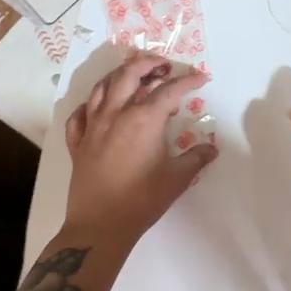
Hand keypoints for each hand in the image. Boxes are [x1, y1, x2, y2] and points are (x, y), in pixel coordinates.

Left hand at [62, 51, 216, 245]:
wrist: (100, 227)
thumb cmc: (142, 200)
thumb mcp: (177, 178)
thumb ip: (195, 158)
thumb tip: (212, 148)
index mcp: (144, 119)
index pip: (169, 90)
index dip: (188, 80)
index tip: (201, 78)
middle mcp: (117, 114)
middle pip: (129, 74)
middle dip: (148, 63)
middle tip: (163, 65)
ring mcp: (93, 127)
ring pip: (101, 87)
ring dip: (119, 75)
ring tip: (132, 75)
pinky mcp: (78, 143)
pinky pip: (79, 115)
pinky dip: (90, 105)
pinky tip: (98, 107)